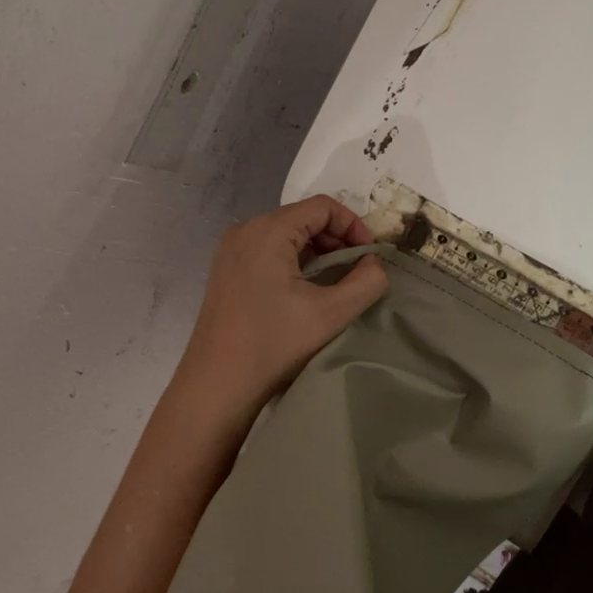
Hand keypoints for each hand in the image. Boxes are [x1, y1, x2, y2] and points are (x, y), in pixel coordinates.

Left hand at [176, 196, 388, 412]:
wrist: (217, 385)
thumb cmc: (274, 344)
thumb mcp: (332, 313)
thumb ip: (366, 282)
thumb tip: (375, 264)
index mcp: (268, 231)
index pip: (322, 206)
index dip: (353, 225)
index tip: (370, 257)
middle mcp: (246, 230)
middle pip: (303, 217)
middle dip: (336, 239)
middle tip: (357, 271)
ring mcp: (231, 250)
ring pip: (286, 234)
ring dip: (317, 251)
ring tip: (335, 282)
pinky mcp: (226, 270)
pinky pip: (268, 250)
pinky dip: (294, 260)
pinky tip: (305, 291)